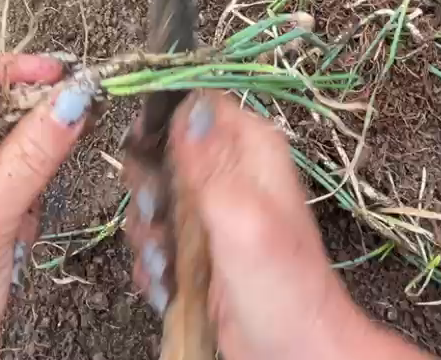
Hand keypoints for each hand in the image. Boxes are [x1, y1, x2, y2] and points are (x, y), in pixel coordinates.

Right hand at [124, 92, 434, 359]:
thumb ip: (209, 162)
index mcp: (250, 147)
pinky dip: (152, 259)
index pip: (197, 104)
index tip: (143, 149)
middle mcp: (231, 170)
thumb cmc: (282, 287)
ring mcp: (213, 210)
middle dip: (149, 184)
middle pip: (164, 150)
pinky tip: (164, 282)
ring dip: (147, 229)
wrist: (297, 357)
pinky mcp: (198, 248)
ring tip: (164, 261)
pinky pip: (157, 236)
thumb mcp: (242, 216)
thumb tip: (187, 106)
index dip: (162, 120)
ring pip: (154, 195)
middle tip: (159, 214)